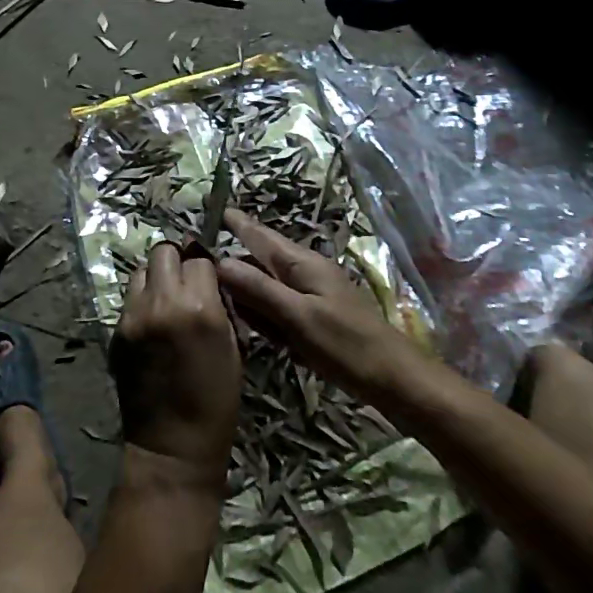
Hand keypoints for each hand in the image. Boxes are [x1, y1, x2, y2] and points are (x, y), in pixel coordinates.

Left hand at [109, 241, 240, 469]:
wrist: (172, 444)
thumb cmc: (216, 401)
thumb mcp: (233, 348)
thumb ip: (219, 306)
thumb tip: (209, 277)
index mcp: (199, 308)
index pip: (199, 259)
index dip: (205, 266)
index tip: (208, 277)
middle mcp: (162, 303)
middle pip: (163, 252)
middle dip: (177, 261)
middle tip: (186, 281)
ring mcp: (134, 315)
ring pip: (141, 270)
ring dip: (156, 278)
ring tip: (167, 300)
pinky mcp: (116, 329)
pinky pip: (130, 299)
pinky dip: (143, 301)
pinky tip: (153, 323)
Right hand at [214, 208, 416, 397]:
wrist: (394, 381)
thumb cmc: (346, 345)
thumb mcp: (298, 316)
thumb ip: (259, 288)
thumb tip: (219, 261)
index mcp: (302, 263)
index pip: (260, 235)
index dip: (236, 223)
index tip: (209, 210)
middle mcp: (304, 272)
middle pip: (258, 259)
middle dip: (231, 261)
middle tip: (198, 265)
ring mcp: (309, 295)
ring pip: (265, 285)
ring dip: (244, 290)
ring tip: (214, 294)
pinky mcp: (311, 318)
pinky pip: (275, 306)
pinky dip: (260, 312)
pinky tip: (247, 323)